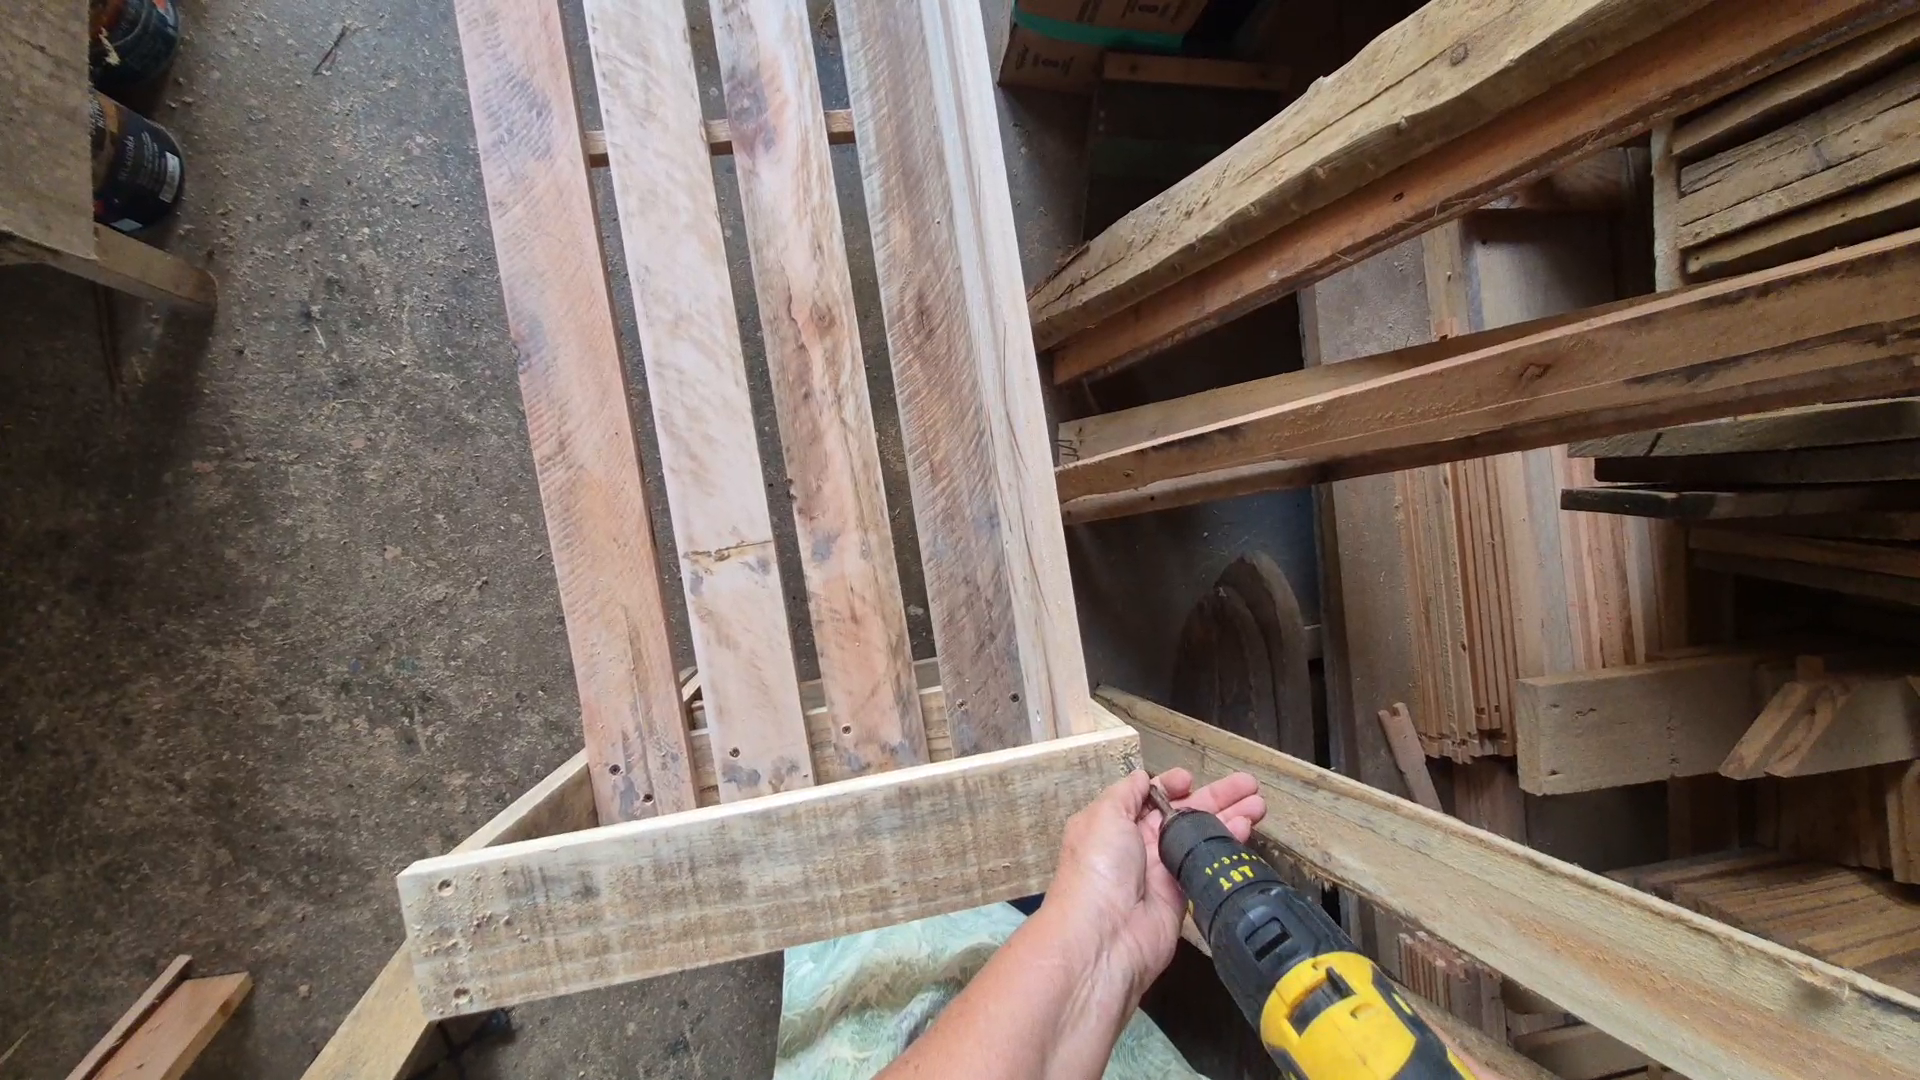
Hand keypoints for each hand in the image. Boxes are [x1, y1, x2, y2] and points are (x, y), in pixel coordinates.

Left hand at [1043, 768, 1264, 1002]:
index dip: (1171, 785)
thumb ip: (1125, 793)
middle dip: (1214, 797)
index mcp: (1115, 822)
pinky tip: (1246, 829)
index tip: (1190, 778)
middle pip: (1183, 814)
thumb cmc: (1098, 867)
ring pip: (1201, 837)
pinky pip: (1207, 864)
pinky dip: (1228, 846)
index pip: (1149, 797)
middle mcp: (1138, 844)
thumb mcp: (1104, 815)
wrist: (1107, 936)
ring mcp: (1162, 870)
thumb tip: (1142, 778)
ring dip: (1228, 817)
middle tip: (1247, 785)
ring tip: (1258, 802)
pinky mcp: (1183, 895)